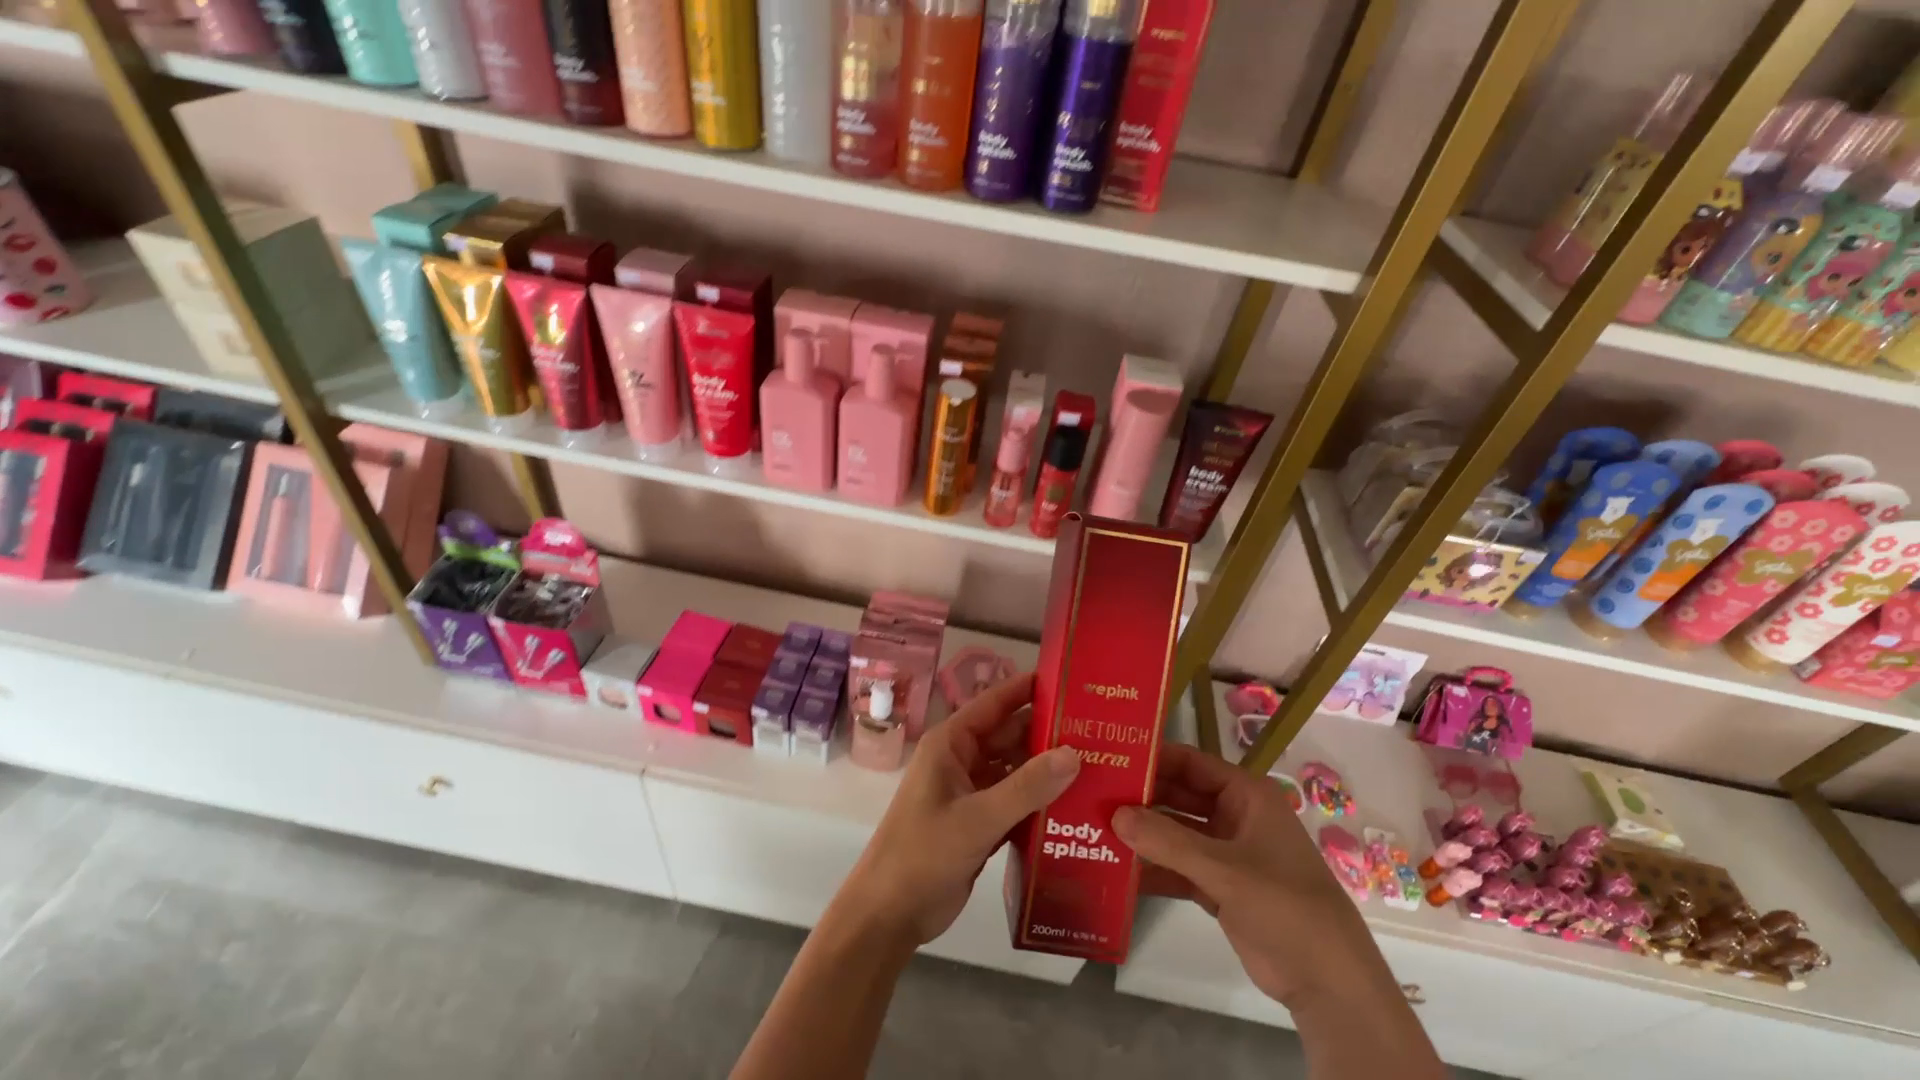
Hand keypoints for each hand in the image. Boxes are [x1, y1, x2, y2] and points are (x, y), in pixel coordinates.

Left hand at [836, 672, 1079, 946]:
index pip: (997, 702)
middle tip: (1105, 731)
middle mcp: (962, 761)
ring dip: (1051, 770)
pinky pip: (1018, 803)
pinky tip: (1080, 806)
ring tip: (1104, 764)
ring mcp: (972, 794)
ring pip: (1018, 771)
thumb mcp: (977, 818)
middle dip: (1051, 733)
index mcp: (951, 744)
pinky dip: (1043, 803)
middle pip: (1013, 736)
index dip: (1033, 688)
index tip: (1077, 680)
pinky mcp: (982, 825)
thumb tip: (1075, 752)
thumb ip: (1027, 787)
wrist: (889, 914)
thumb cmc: (922, 854)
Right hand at [1113, 744, 1387, 1010]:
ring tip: (1091, 830)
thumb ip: (1167, 842)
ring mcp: (1226, 853)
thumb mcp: (1224, 870)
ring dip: (1141, 835)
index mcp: (1246, 795)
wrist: (1325, 978)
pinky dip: (1152, 869)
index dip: (1152, 757)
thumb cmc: (1284, 905)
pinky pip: (1177, 867)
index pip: (1191, 763)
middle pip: (1178, 796)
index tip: (1107, 756)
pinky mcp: (1218, 887)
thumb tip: (1114, 815)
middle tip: (1089, 795)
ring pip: (1174, 834)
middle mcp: (1234, 816)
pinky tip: (1115, 871)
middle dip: (1139, 798)